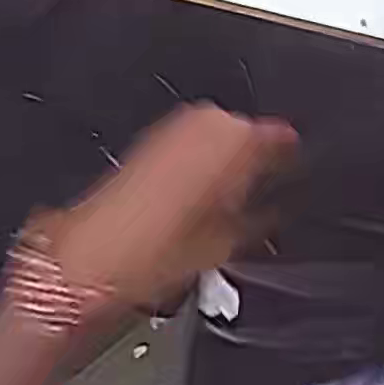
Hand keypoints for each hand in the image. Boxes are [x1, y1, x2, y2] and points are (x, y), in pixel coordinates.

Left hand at [49, 105, 296, 311]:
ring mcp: (181, 125)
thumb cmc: (153, 254)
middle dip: (258, 156)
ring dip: (230, 154)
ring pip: (224, 132)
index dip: (292, 156)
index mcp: (239, 141)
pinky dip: (203, 155)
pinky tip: (198, 188)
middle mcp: (212, 123)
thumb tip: (278, 208)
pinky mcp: (156, 135)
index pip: (283, 137)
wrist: (87, 261)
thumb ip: (264, 215)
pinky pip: (196, 137)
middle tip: (260, 186)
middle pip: (252, 132)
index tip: (296, 168)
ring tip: (227, 191)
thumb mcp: (228, 242)